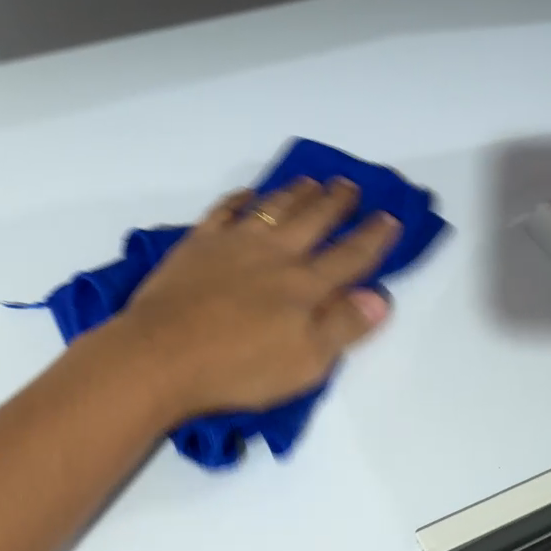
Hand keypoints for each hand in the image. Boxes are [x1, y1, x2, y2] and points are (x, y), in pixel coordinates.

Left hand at [103, 178, 400, 422]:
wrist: (161, 355)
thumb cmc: (237, 369)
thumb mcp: (304, 363)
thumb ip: (343, 326)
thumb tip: (380, 296)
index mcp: (305, 286)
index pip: (349, 256)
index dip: (372, 237)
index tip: (389, 217)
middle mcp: (275, 254)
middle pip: (313, 220)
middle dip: (336, 202)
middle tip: (350, 184)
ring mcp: (234, 243)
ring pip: (273, 207)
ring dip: (295, 193)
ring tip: (310, 182)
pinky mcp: (198, 243)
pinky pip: (225, 210)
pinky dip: (240, 199)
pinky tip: (247, 196)